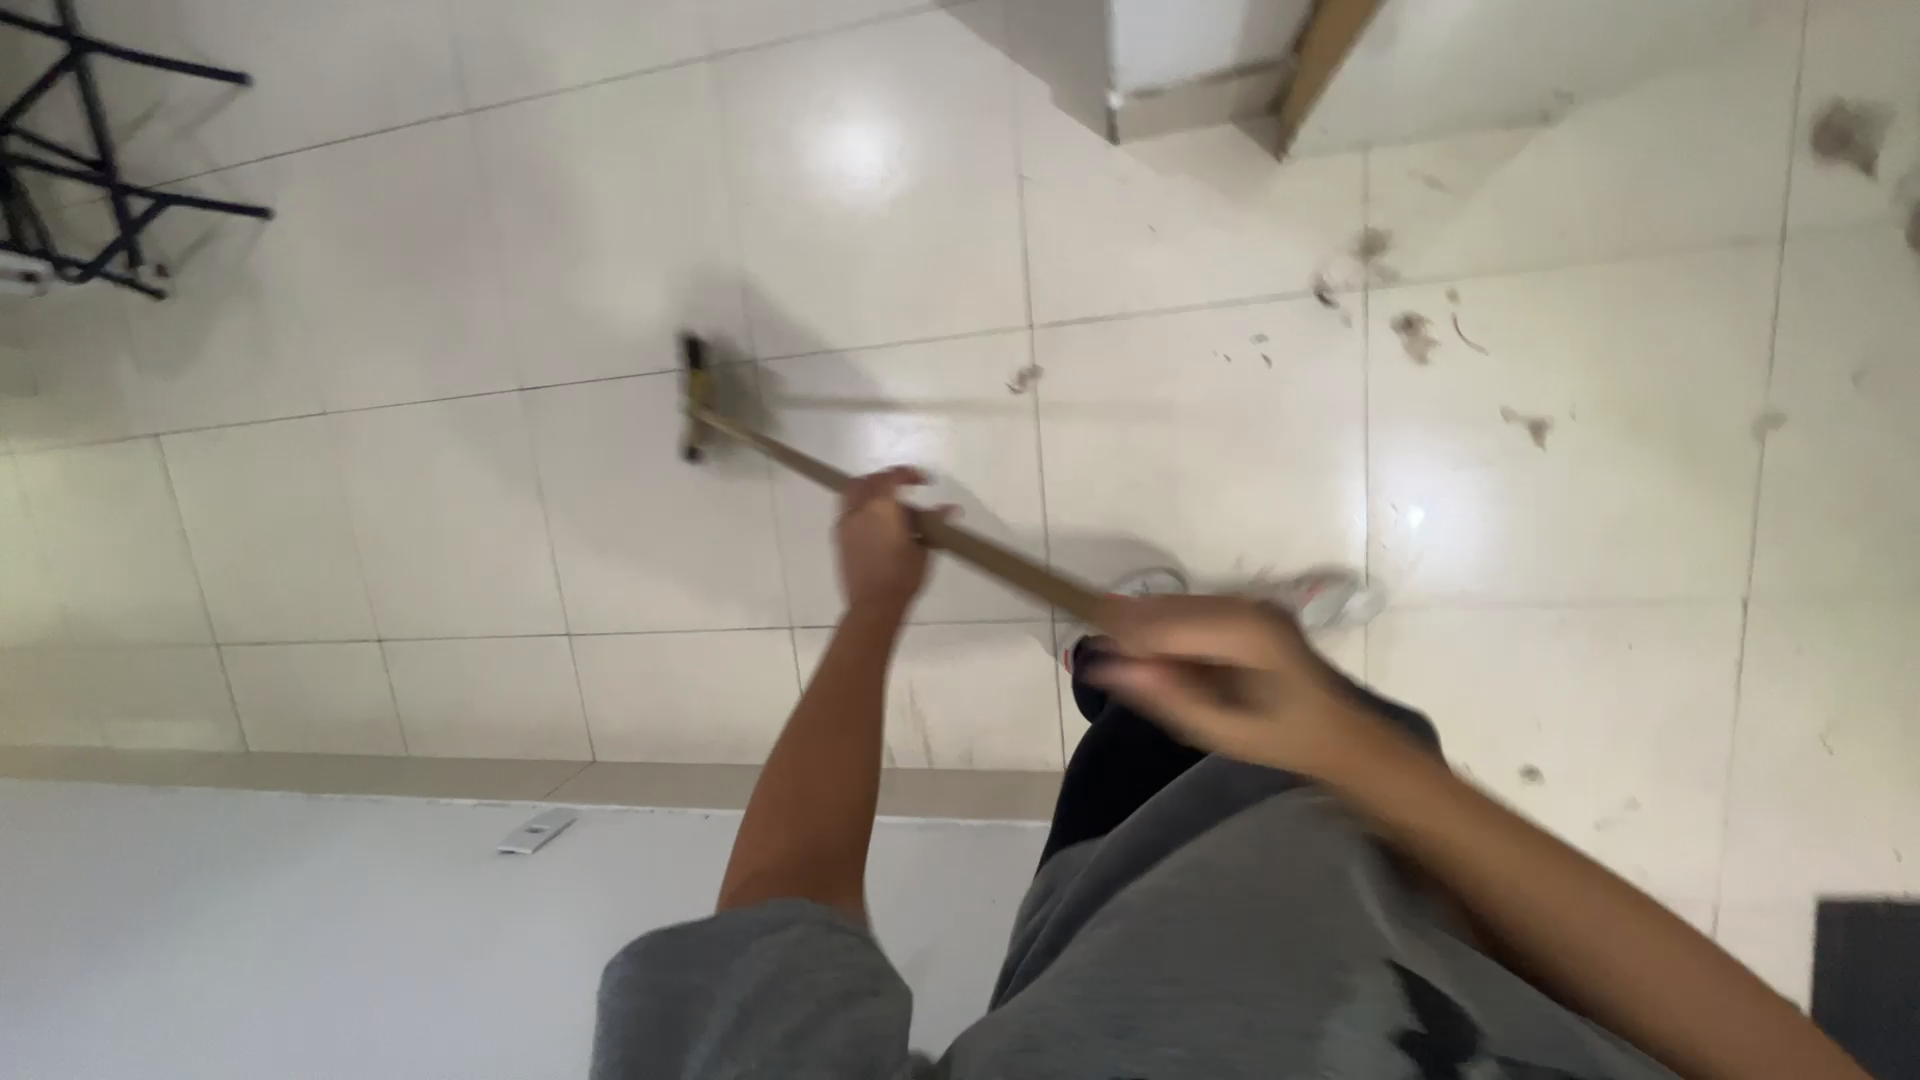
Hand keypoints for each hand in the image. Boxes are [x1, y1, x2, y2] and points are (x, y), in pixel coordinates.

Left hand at [834, 466, 950, 613]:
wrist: (873, 605)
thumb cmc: (903, 577)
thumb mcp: (924, 549)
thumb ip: (932, 523)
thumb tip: (952, 509)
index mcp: (882, 507)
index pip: (893, 476)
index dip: (910, 473)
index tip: (925, 481)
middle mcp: (860, 509)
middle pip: (870, 480)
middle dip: (888, 478)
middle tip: (905, 487)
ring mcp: (846, 522)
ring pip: (852, 491)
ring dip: (869, 489)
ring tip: (885, 502)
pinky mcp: (838, 537)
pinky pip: (847, 510)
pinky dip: (861, 506)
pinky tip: (875, 522)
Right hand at [1087, 594, 1386, 775]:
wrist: (1342, 734)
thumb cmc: (1282, 740)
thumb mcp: (1217, 729)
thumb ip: (1162, 695)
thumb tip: (1103, 667)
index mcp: (1244, 634)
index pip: (1164, 624)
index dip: (1124, 636)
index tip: (1094, 658)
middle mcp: (1246, 606)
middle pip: (1166, 607)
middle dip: (1131, 630)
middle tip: (1108, 664)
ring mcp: (1249, 603)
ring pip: (1175, 605)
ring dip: (1148, 629)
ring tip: (1136, 665)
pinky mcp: (1246, 609)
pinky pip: (1190, 610)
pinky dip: (1167, 629)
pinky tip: (1164, 656)